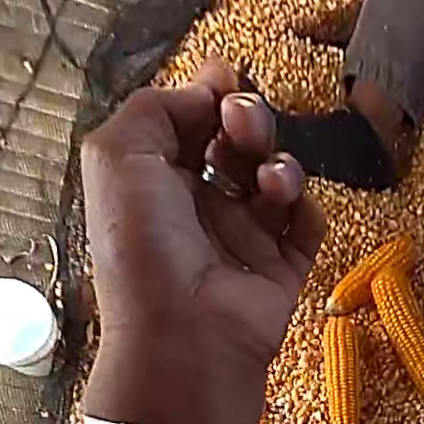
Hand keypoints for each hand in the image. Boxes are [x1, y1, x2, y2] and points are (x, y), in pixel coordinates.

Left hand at [82, 61, 327, 423]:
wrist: (187, 339)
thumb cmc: (145, 251)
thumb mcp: (117, 158)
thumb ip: (155, 108)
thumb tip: (206, 95)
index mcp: (160, 183)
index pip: (195, 127)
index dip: (211, 99)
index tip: (225, 85)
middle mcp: (204, 209)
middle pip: (239, 146)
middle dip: (248, 123)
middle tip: (244, 124)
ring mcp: (246, 243)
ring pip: (276, 181)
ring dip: (278, 164)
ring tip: (268, 180)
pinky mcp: (283, 272)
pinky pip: (306, 227)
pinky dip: (304, 209)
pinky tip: (288, 209)